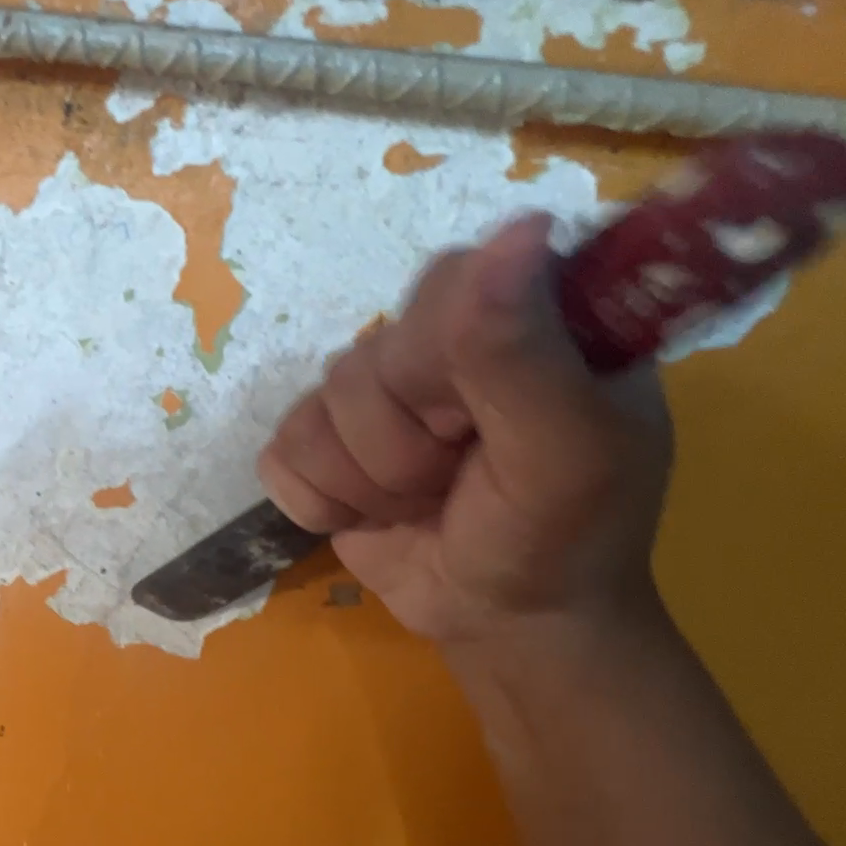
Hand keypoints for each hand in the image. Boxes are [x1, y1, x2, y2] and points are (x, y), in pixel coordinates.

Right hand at [256, 214, 673, 642]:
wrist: (501, 618)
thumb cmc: (559, 538)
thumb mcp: (568, 451)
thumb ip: (525, 353)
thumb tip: (516, 227)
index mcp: (517, 319)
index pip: (438, 290)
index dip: (440, 366)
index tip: (480, 423)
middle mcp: (434, 347)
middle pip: (359, 366)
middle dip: (399, 448)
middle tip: (455, 478)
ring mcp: (367, 400)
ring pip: (310, 416)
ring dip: (363, 484)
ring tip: (419, 504)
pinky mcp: (317, 447)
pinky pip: (277, 456)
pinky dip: (318, 501)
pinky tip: (366, 515)